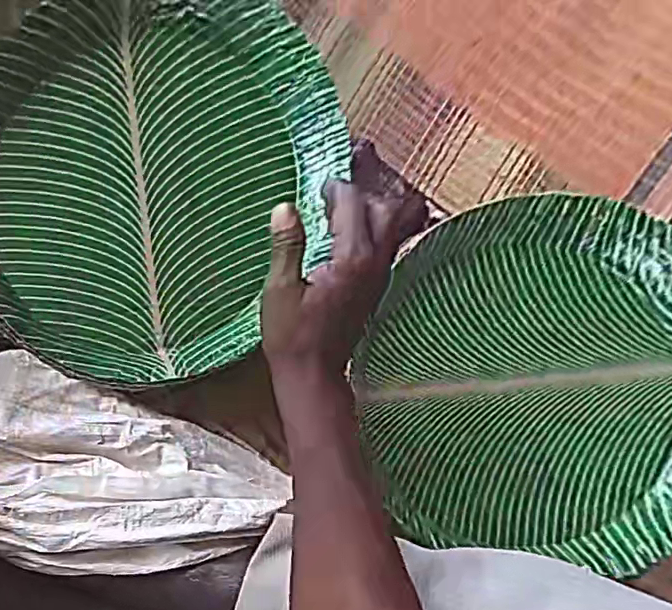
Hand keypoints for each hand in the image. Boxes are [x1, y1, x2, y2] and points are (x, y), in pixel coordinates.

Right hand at [261, 140, 428, 387]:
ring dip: (374, 205)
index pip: (351, 205)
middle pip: (385, 206)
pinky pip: (386, 242)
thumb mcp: (278, 292)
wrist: (312, 374)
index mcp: (351, 259)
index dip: (336, 188)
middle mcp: (374, 262)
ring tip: (350, 198)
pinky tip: (351, 230)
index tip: (319, 182)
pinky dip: (373, 226)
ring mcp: (379, 275)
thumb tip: (284, 208)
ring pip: (393, 223)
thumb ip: (287, 247)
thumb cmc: (290, 337)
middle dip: (366, 186)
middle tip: (345, 174)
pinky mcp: (375, 286)